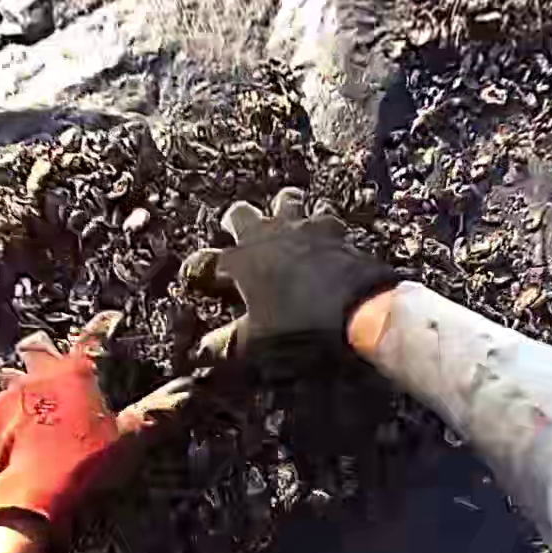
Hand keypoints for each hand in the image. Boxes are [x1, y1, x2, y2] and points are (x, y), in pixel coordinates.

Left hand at [0, 312, 191, 532]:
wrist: (34, 496)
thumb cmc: (85, 463)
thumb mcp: (129, 439)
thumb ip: (156, 413)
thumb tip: (188, 392)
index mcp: (75, 371)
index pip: (94, 336)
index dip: (105, 325)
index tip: (112, 318)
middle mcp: (40, 376)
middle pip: (38, 346)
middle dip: (49, 349)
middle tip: (62, 361)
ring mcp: (12, 397)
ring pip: (12, 374)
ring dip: (23, 379)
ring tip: (37, 391)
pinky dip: (11, 409)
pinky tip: (20, 422)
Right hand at [183, 188, 397, 356]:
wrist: (356, 310)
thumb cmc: (297, 324)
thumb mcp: (255, 341)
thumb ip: (226, 343)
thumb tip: (203, 351)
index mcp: (243, 260)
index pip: (208, 260)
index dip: (199, 269)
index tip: (194, 276)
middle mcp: (268, 235)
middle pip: (241, 214)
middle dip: (235, 222)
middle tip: (236, 232)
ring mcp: (303, 227)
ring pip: (286, 201)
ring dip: (282, 211)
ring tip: (284, 224)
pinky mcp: (335, 231)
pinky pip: (323, 219)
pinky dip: (320, 228)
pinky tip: (324, 240)